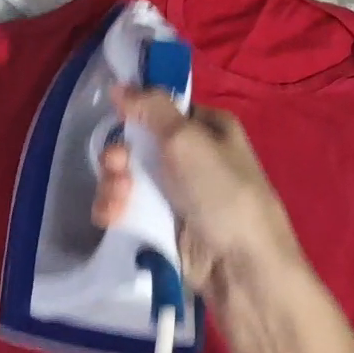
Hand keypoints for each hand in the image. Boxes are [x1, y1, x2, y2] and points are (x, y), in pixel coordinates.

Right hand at [91, 86, 305, 296]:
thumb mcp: (188, 139)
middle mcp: (190, 157)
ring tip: (119, 200)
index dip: (136, 113)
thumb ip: (151, 109)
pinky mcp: (159, 224)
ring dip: (113, 184)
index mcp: (208, 128)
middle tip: (118, 165)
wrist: (240, 267)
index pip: (162, 109)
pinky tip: (113, 217)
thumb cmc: (222, 193)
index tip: (119, 119)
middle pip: (136, 143)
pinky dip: (114, 209)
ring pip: (125, 177)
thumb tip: (120, 85)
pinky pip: (125, 208)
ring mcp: (174, 193)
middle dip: (119, 154)